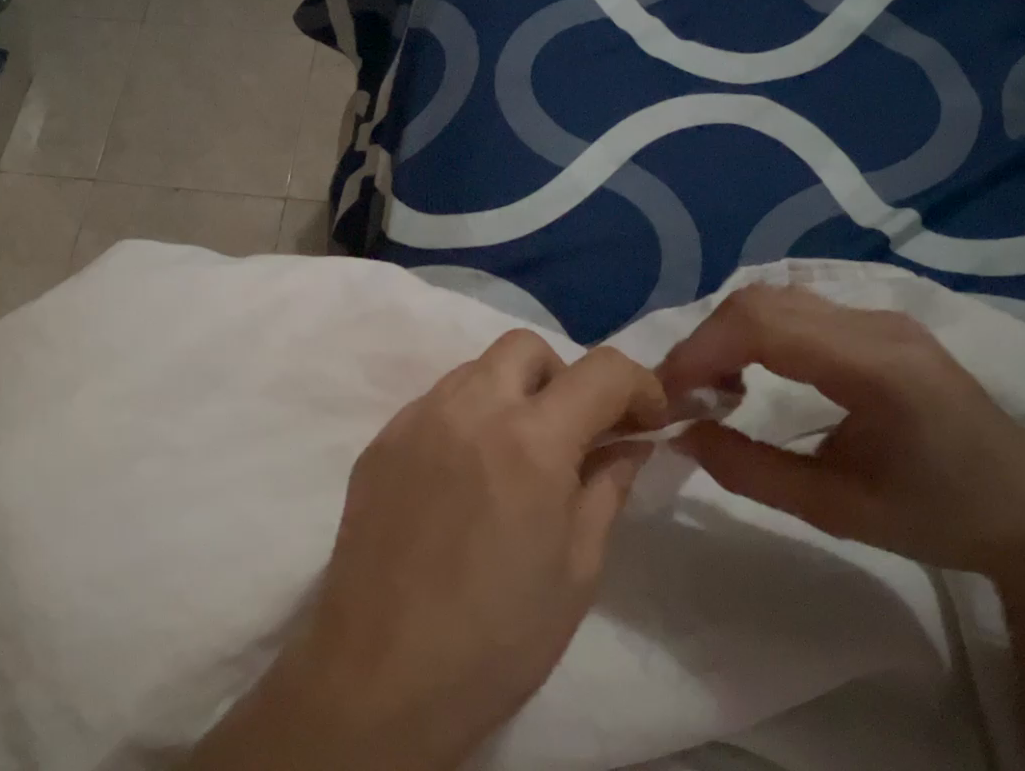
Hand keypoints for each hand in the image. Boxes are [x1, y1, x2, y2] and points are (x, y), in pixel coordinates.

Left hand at [185, 332, 667, 770]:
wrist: (380, 676)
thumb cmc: (497, 637)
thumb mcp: (577, 569)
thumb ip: (606, 487)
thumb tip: (627, 443)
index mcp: (530, 439)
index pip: (601, 369)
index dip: (639, 385)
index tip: (646, 421)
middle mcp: (467, 408)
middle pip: (526, 348)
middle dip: (564, 378)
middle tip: (573, 437)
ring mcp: (413, 421)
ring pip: (474, 370)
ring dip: (510, 395)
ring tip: (515, 460)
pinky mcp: (377, 445)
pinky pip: (433, 405)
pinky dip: (464, 420)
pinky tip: (464, 481)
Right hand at [657, 283, 1024, 576]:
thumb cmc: (939, 519)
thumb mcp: (835, 509)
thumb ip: (749, 470)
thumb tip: (681, 434)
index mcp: (876, 368)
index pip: (760, 325)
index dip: (699, 351)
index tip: (665, 396)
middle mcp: (878, 326)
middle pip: (761, 300)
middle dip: (705, 343)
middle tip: (682, 395)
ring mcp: (884, 320)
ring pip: (777, 299)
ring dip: (729, 335)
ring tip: (711, 389)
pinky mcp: (883, 328)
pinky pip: (799, 310)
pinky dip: (757, 335)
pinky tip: (752, 376)